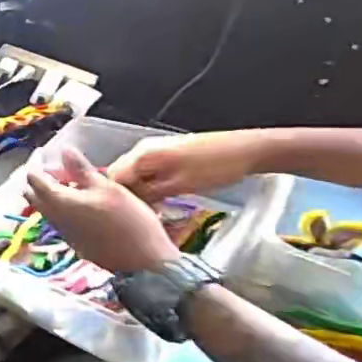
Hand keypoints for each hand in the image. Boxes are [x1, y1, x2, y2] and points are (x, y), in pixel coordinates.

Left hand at [24, 146, 179, 273]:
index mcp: (58, 201)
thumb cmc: (129, 220)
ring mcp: (61, 230)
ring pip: (43, 206)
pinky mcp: (71, 239)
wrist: (144, 262)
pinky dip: (58, 204)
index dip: (35, 162)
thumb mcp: (107, 188)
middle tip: (55, 167)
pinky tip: (79, 200)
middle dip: (37, 177)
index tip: (42, 152)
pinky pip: (55, 217)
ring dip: (48, 192)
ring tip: (69, 181)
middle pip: (31, 193)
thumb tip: (64, 150)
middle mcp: (53, 217)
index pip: (33, 178)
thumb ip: (81, 169)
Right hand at [110, 132, 269, 202]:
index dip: (118, 197)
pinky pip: (146, 169)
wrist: (249, 149)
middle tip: (143, 212)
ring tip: (154, 206)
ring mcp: (154, 148)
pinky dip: (149, 182)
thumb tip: (127, 204)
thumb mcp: (180, 186)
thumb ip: (149, 193)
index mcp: (141, 154)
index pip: (112, 177)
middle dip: (127, 193)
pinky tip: (163, 194)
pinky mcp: (166, 151)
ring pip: (133, 172)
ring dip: (139, 189)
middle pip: (120, 174)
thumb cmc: (216, 168)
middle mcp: (142, 148)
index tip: (130, 214)